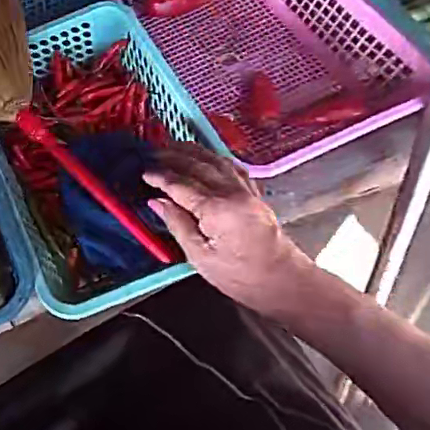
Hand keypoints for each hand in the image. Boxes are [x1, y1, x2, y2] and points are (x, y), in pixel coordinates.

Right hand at [143, 143, 322, 317]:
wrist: (285, 283)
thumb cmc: (241, 276)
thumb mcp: (200, 256)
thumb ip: (177, 224)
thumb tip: (157, 202)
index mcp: (217, 209)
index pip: (181, 185)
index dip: (160, 177)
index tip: (144, 173)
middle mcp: (233, 194)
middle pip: (198, 166)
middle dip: (174, 157)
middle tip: (153, 153)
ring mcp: (247, 193)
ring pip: (217, 162)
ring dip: (194, 152)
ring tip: (175, 146)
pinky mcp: (255, 197)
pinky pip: (234, 169)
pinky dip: (217, 159)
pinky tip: (208, 158)